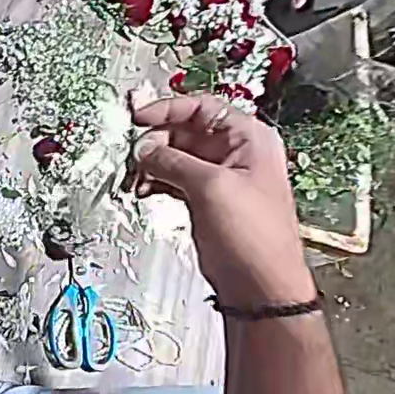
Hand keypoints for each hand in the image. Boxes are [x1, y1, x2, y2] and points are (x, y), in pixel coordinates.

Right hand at [133, 96, 316, 307]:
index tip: (138, 117)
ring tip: (135, 176)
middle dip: (156, 141)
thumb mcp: (211, 187)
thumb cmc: (254, 237)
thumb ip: (173, 161)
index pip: (202, 107)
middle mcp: (236, 154)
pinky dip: (157, 182)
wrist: (260, 286)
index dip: (168, 109)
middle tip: (134, 155)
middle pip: (186, 131)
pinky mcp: (206, 200)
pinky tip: (143, 190)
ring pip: (177, 157)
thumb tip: (145, 149)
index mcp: (249, 139)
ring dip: (153, 164)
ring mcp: (220, 179)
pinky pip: (175, 180)